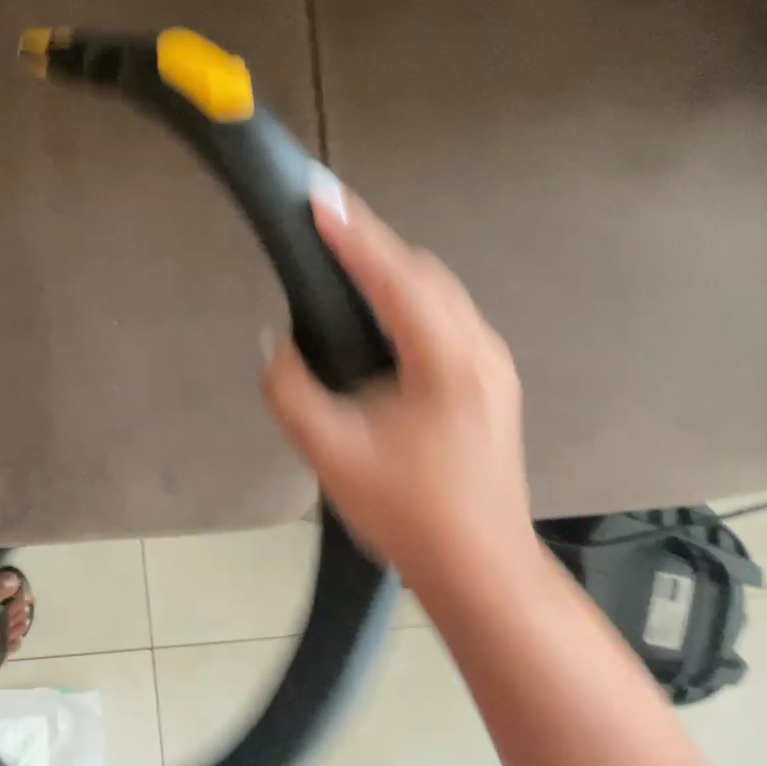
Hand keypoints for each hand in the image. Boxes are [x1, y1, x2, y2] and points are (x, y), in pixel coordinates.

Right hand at [261, 192, 530, 580]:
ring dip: (390, 267)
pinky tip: (378, 304)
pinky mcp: (487, 381)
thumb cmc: (407, 510)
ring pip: (438, 291)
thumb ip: (289, 390)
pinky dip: (406, 293)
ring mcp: (490, 365)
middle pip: (424, 272)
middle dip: (372, 242)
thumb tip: (276, 344)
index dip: (352, 236)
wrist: (479, 565)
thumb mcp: (329, 452)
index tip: (318, 200)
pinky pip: (444, 314)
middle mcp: (478, 352)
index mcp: (445, 362)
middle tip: (323, 222)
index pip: (394, 278)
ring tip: (343, 253)